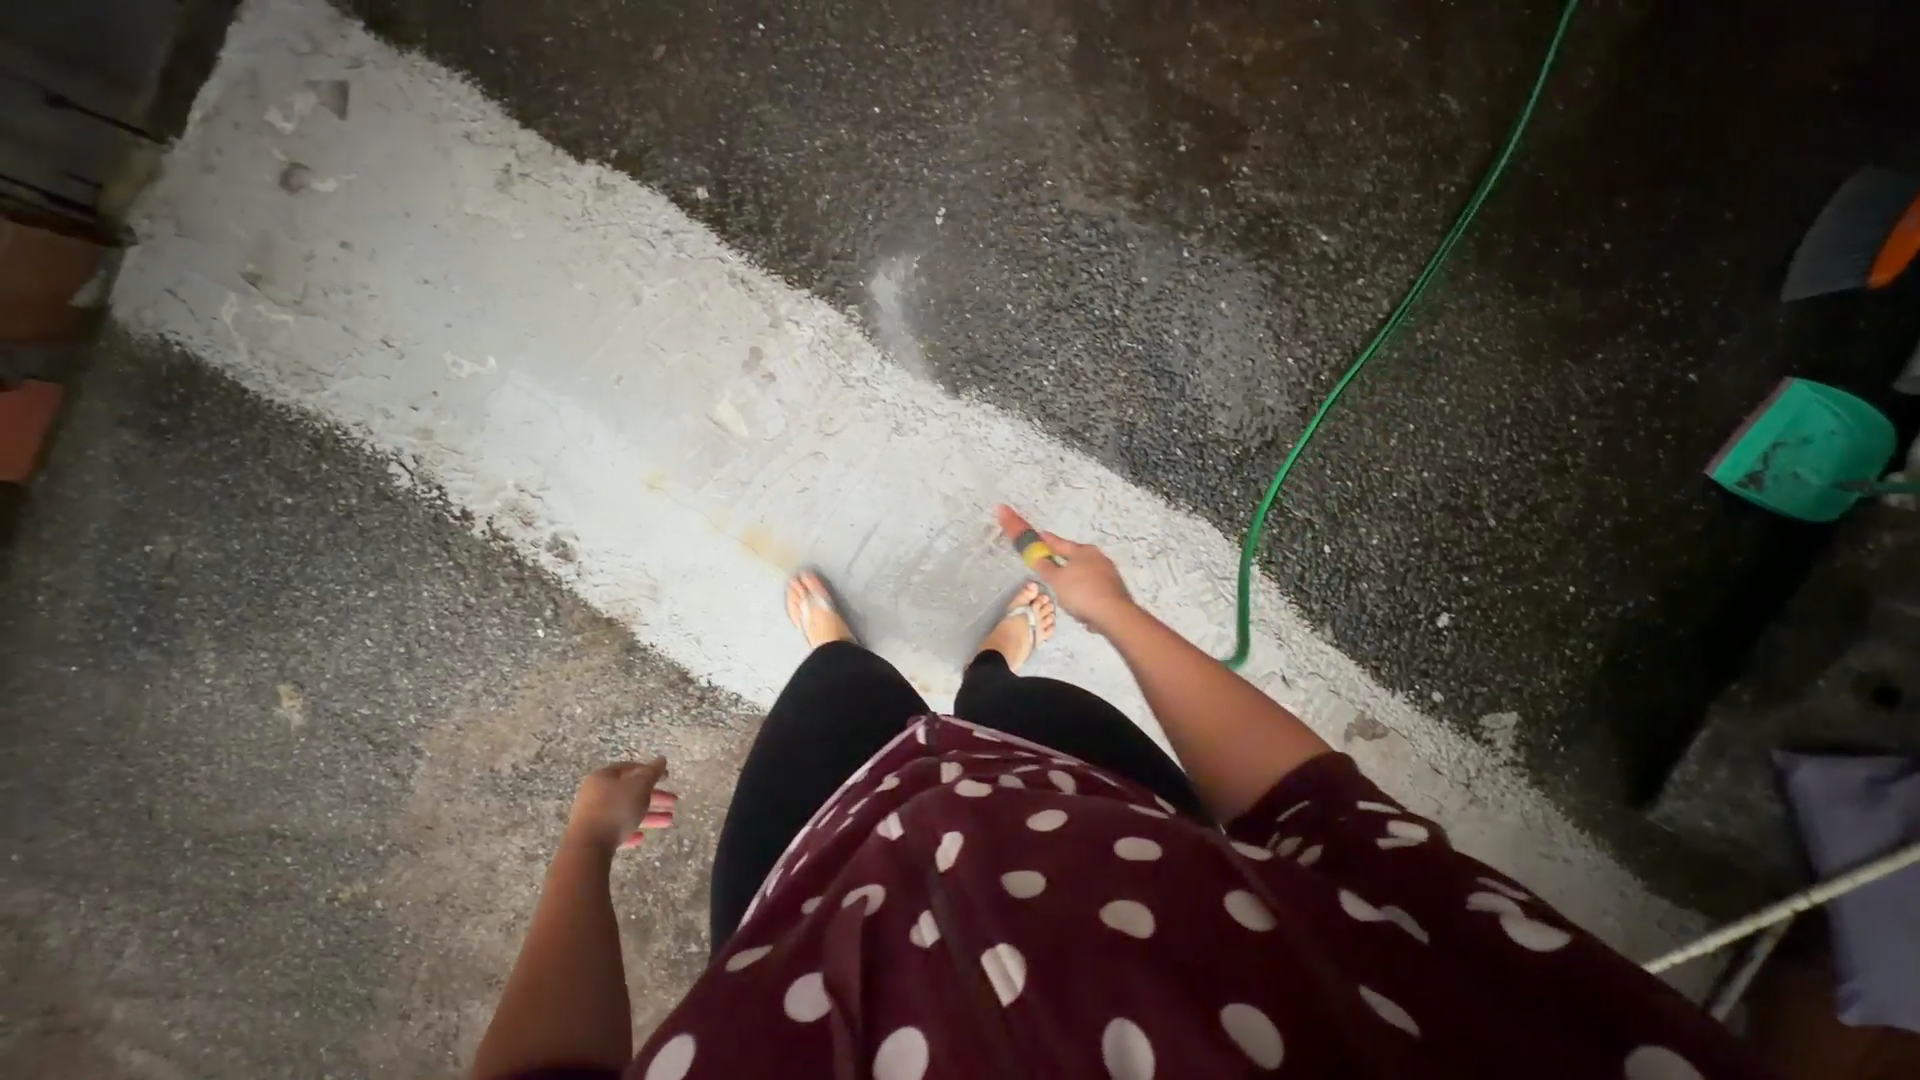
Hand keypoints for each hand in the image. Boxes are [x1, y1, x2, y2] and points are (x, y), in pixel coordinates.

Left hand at [565, 758, 676, 852]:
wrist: (587, 846)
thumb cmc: (615, 809)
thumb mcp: (639, 786)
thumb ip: (652, 772)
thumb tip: (662, 759)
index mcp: (604, 777)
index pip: (629, 768)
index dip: (650, 771)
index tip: (666, 778)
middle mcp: (595, 794)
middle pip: (630, 792)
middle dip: (654, 797)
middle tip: (673, 802)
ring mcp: (592, 815)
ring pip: (625, 811)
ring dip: (648, 815)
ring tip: (668, 821)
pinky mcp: (593, 835)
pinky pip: (615, 830)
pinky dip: (630, 831)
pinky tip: (641, 837)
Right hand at [995, 505, 1135, 632]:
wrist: (1112, 614)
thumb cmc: (1081, 592)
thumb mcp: (1056, 580)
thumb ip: (1045, 567)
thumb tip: (1037, 557)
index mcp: (1084, 551)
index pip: (1061, 543)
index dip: (1048, 541)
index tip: (1039, 536)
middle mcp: (1098, 557)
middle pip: (1076, 556)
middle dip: (1063, 558)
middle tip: (1051, 560)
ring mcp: (1108, 572)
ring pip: (1085, 571)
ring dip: (1075, 575)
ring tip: (1064, 583)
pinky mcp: (1114, 587)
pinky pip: (1093, 584)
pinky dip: (1084, 587)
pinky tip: (1079, 598)